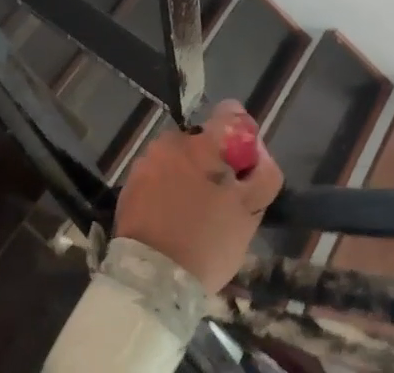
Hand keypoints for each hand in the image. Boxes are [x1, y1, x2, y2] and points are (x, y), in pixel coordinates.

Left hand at [114, 99, 283, 292]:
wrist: (152, 278)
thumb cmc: (208, 242)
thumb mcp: (250, 212)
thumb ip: (264, 174)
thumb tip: (260, 152)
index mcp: (204, 143)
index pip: (230, 114)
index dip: (242, 135)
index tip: (243, 164)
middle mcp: (171, 142)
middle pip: (201, 141)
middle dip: (212, 162)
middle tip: (220, 199)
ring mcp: (146, 162)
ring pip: (177, 159)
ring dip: (187, 175)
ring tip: (193, 214)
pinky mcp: (129, 185)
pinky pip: (156, 177)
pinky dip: (166, 190)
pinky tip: (172, 220)